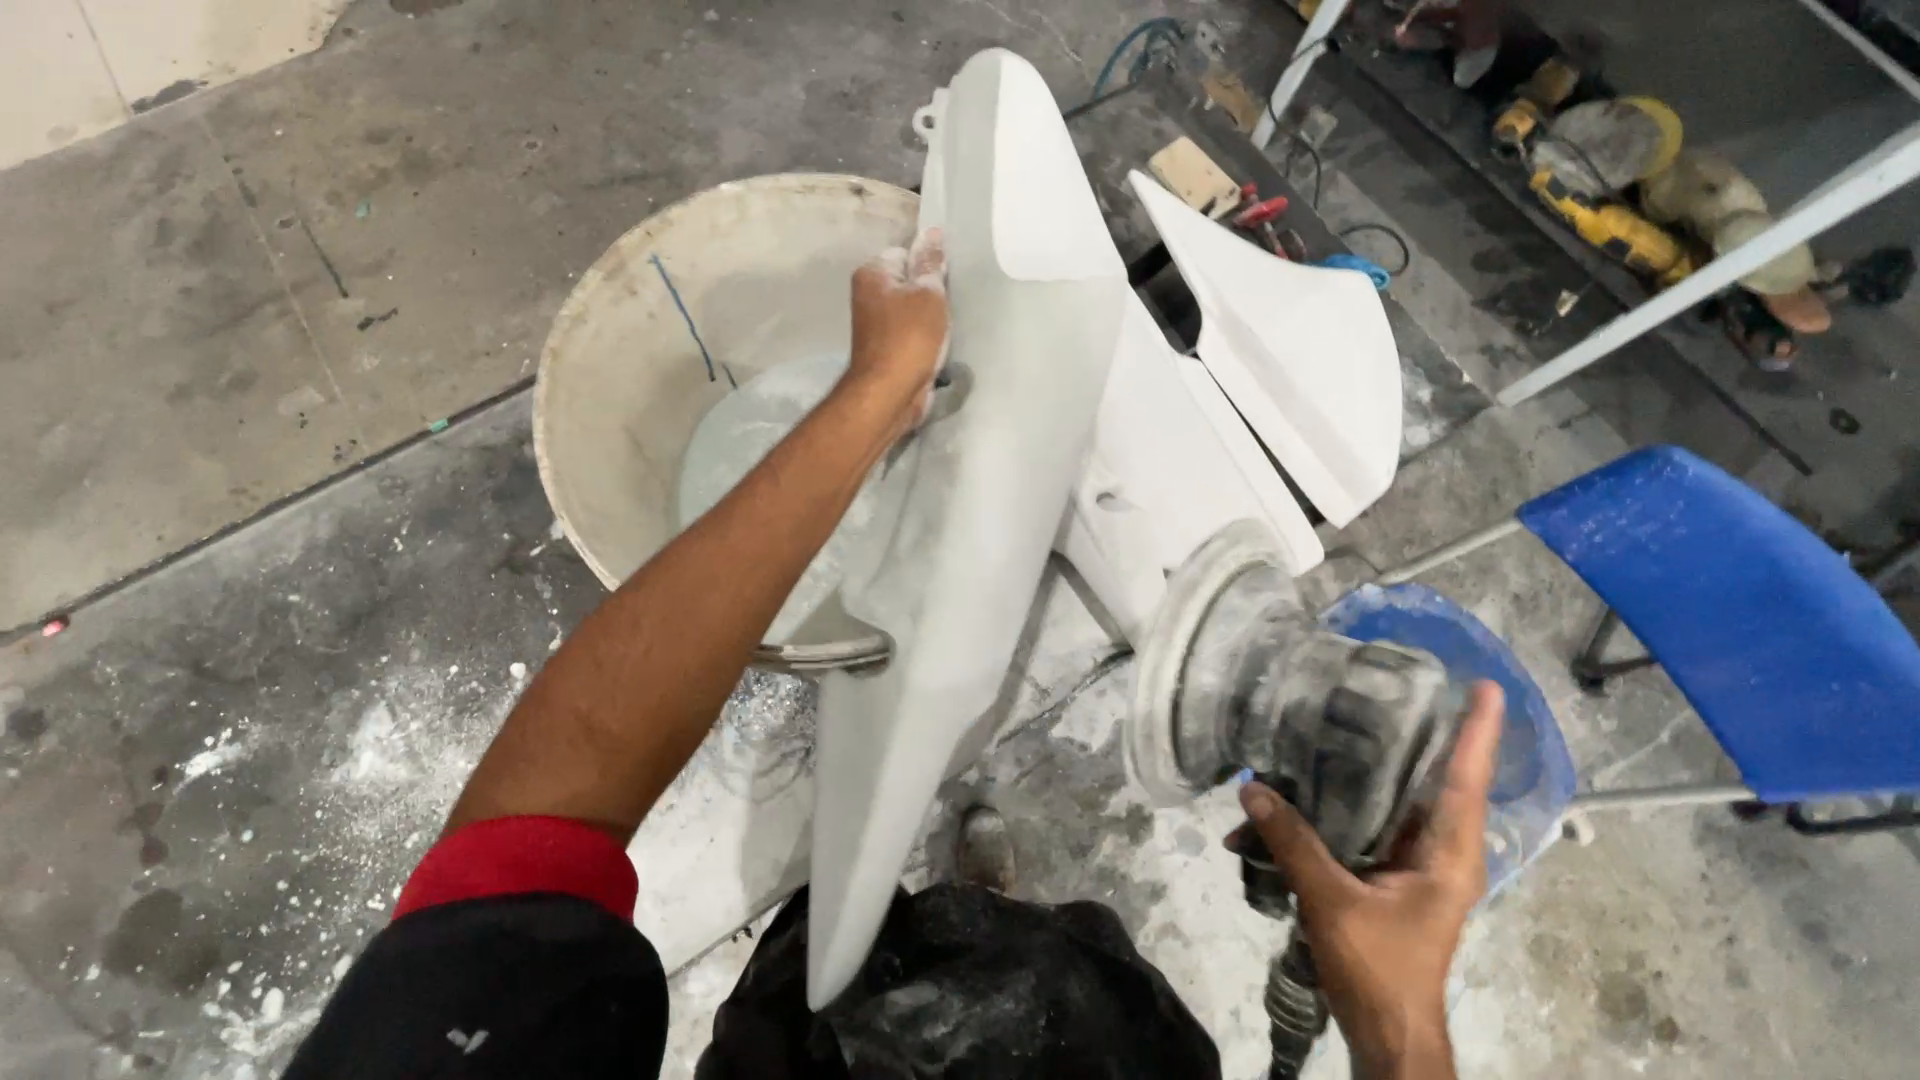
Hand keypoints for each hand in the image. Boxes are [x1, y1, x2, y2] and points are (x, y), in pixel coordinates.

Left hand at [841, 228, 947, 439]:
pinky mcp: (888, 348)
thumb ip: (931, 263)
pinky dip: (926, 337)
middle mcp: (868, 295)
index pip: (905, 252)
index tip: (946, 280)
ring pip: (913, 309)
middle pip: (909, 281)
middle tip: (949, 303)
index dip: (927, 265)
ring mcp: (877, 324)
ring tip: (946, 325)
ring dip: (931, 317)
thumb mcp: (928, 294)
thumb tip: (932, 232)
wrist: (891, 392)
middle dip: (931, 291)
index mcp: (872, 274)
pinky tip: (939, 344)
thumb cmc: (909, 337)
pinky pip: (912, 332)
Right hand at [1236, 680, 1504, 1078]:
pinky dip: (1317, 821)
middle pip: (1426, 781)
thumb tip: (1251, 790)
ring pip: (1384, 804)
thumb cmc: (1378, 967)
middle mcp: (1436, 852)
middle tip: (1382, 689)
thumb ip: (1292, 843)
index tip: (1484, 687)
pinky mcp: (1381, 879)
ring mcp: (1409, 866)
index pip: (1464, 781)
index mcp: (1447, 855)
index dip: (1475, 732)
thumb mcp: (1332, 902)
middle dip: (1407, 736)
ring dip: (1345, 779)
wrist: (1385, 1032)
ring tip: (1310, 738)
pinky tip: (1268, 821)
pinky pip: (1353, 832)